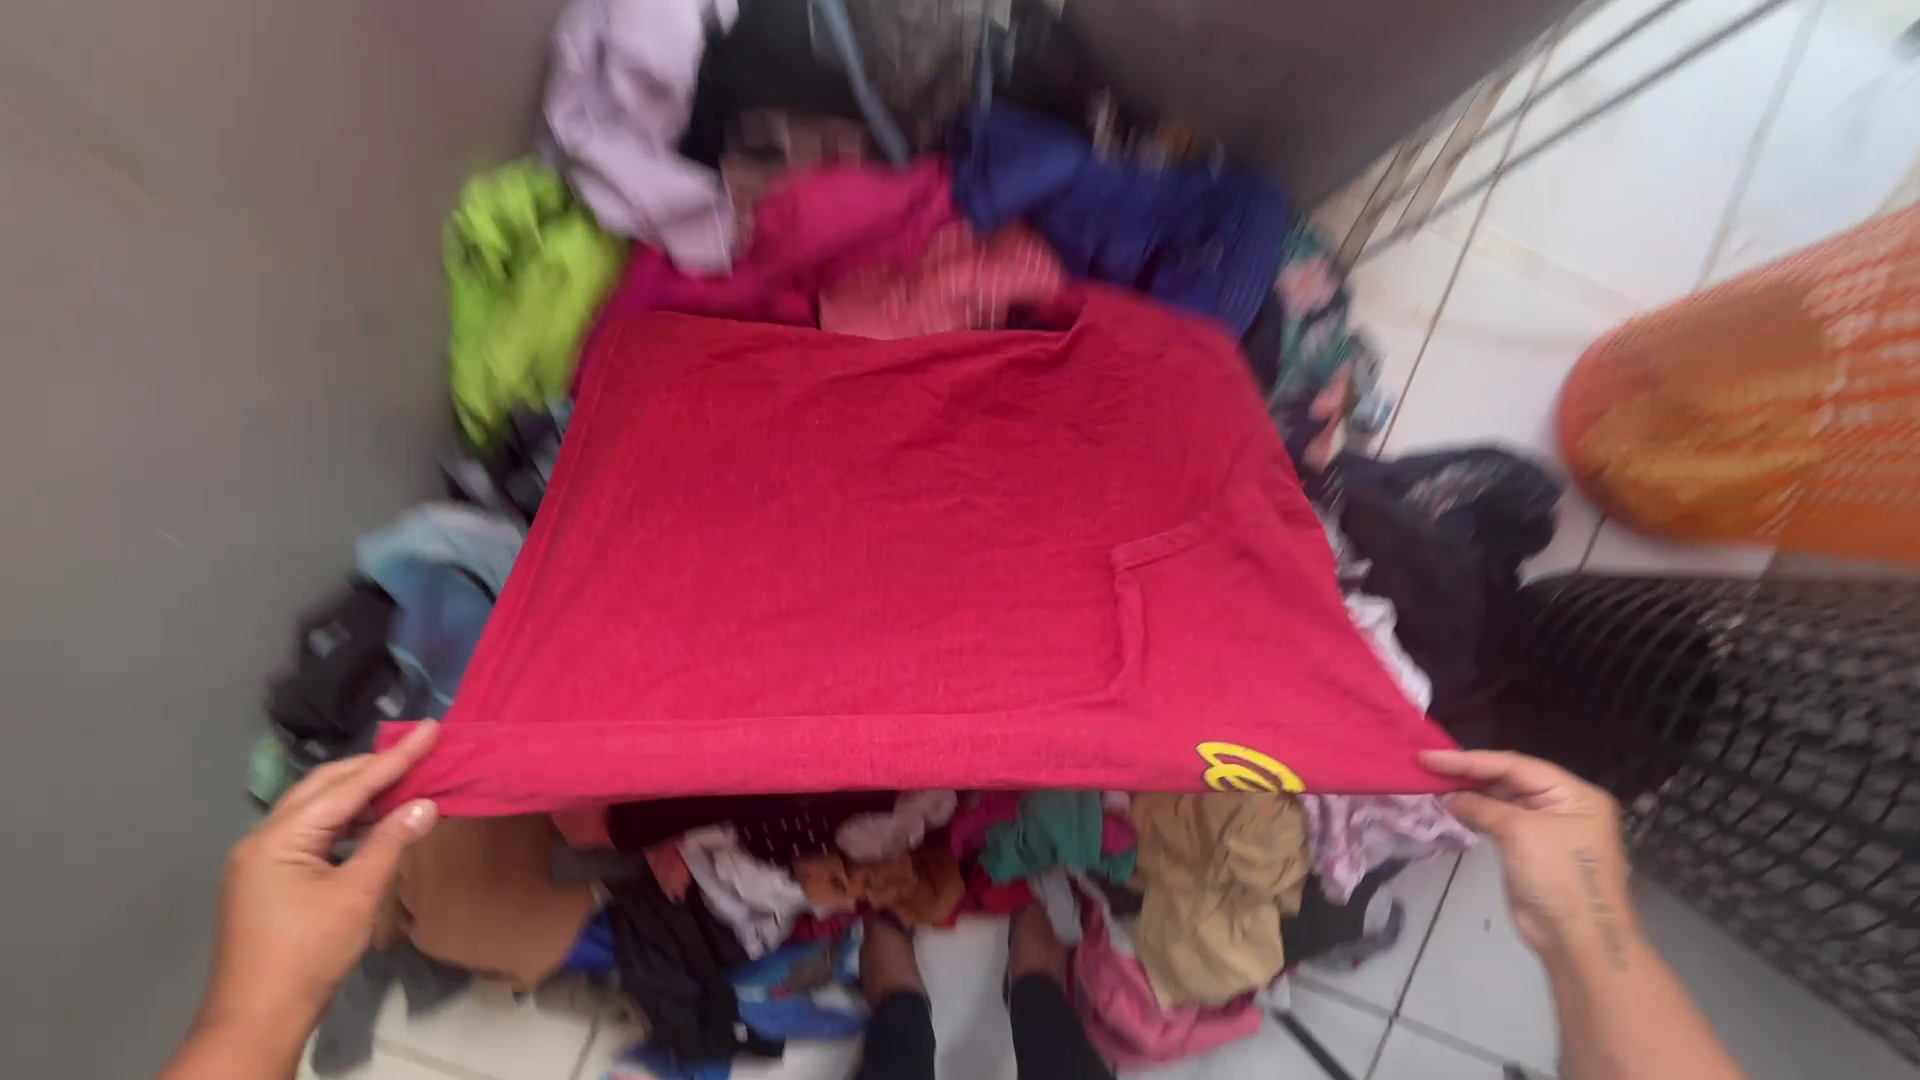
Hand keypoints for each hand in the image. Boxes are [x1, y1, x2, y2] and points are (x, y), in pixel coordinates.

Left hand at [202, 723, 441, 1034]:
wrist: (260, 1015)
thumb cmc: (309, 950)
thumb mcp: (359, 892)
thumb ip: (392, 840)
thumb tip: (426, 803)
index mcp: (279, 839)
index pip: (349, 785)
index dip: (396, 756)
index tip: (431, 728)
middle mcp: (264, 839)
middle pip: (326, 785)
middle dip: (375, 764)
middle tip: (421, 745)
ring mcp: (264, 859)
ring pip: (320, 805)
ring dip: (364, 789)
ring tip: (408, 775)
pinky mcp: (273, 876)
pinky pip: (316, 829)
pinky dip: (351, 816)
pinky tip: (378, 816)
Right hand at [1419, 749, 1637, 964]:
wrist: (1577, 939)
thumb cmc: (1558, 876)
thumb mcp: (1517, 831)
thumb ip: (1479, 805)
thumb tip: (1447, 795)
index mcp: (1574, 795)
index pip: (1513, 765)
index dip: (1468, 759)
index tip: (1428, 756)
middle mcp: (1563, 805)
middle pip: (1508, 778)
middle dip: (1468, 773)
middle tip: (1427, 766)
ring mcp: (1547, 827)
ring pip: (1500, 798)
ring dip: (1468, 792)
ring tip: (1432, 783)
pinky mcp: (1530, 847)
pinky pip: (1498, 818)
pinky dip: (1474, 811)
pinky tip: (1451, 806)